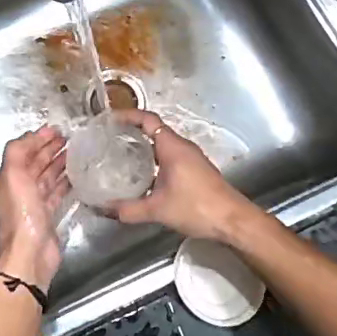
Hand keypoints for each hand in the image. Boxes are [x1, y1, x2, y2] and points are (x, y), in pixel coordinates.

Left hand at [0, 125, 67, 289]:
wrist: (30, 253)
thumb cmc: (21, 213)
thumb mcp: (13, 174)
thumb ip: (18, 151)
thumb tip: (32, 136)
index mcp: (8, 179)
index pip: (23, 152)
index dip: (37, 139)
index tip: (55, 129)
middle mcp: (19, 190)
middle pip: (36, 163)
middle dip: (50, 149)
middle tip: (68, 137)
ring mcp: (34, 204)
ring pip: (48, 177)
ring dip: (59, 163)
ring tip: (75, 151)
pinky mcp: (48, 216)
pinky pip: (57, 193)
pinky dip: (65, 182)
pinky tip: (77, 175)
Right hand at [107, 110, 257, 241]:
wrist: (233, 220)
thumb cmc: (197, 207)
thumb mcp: (158, 210)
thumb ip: (129, 209)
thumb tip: (104, 209)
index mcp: (172, 146)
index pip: (147, 119)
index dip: (128, 115)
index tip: (110, 119)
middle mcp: (182, 146)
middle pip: (154, 129)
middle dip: (132, 130)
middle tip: (110, 138)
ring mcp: (191, 157)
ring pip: (163, 143)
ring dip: (144, 145)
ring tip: (122, 154)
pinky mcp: (196, 169)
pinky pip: (170, 154)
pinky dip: (154, 158)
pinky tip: (144, 175)